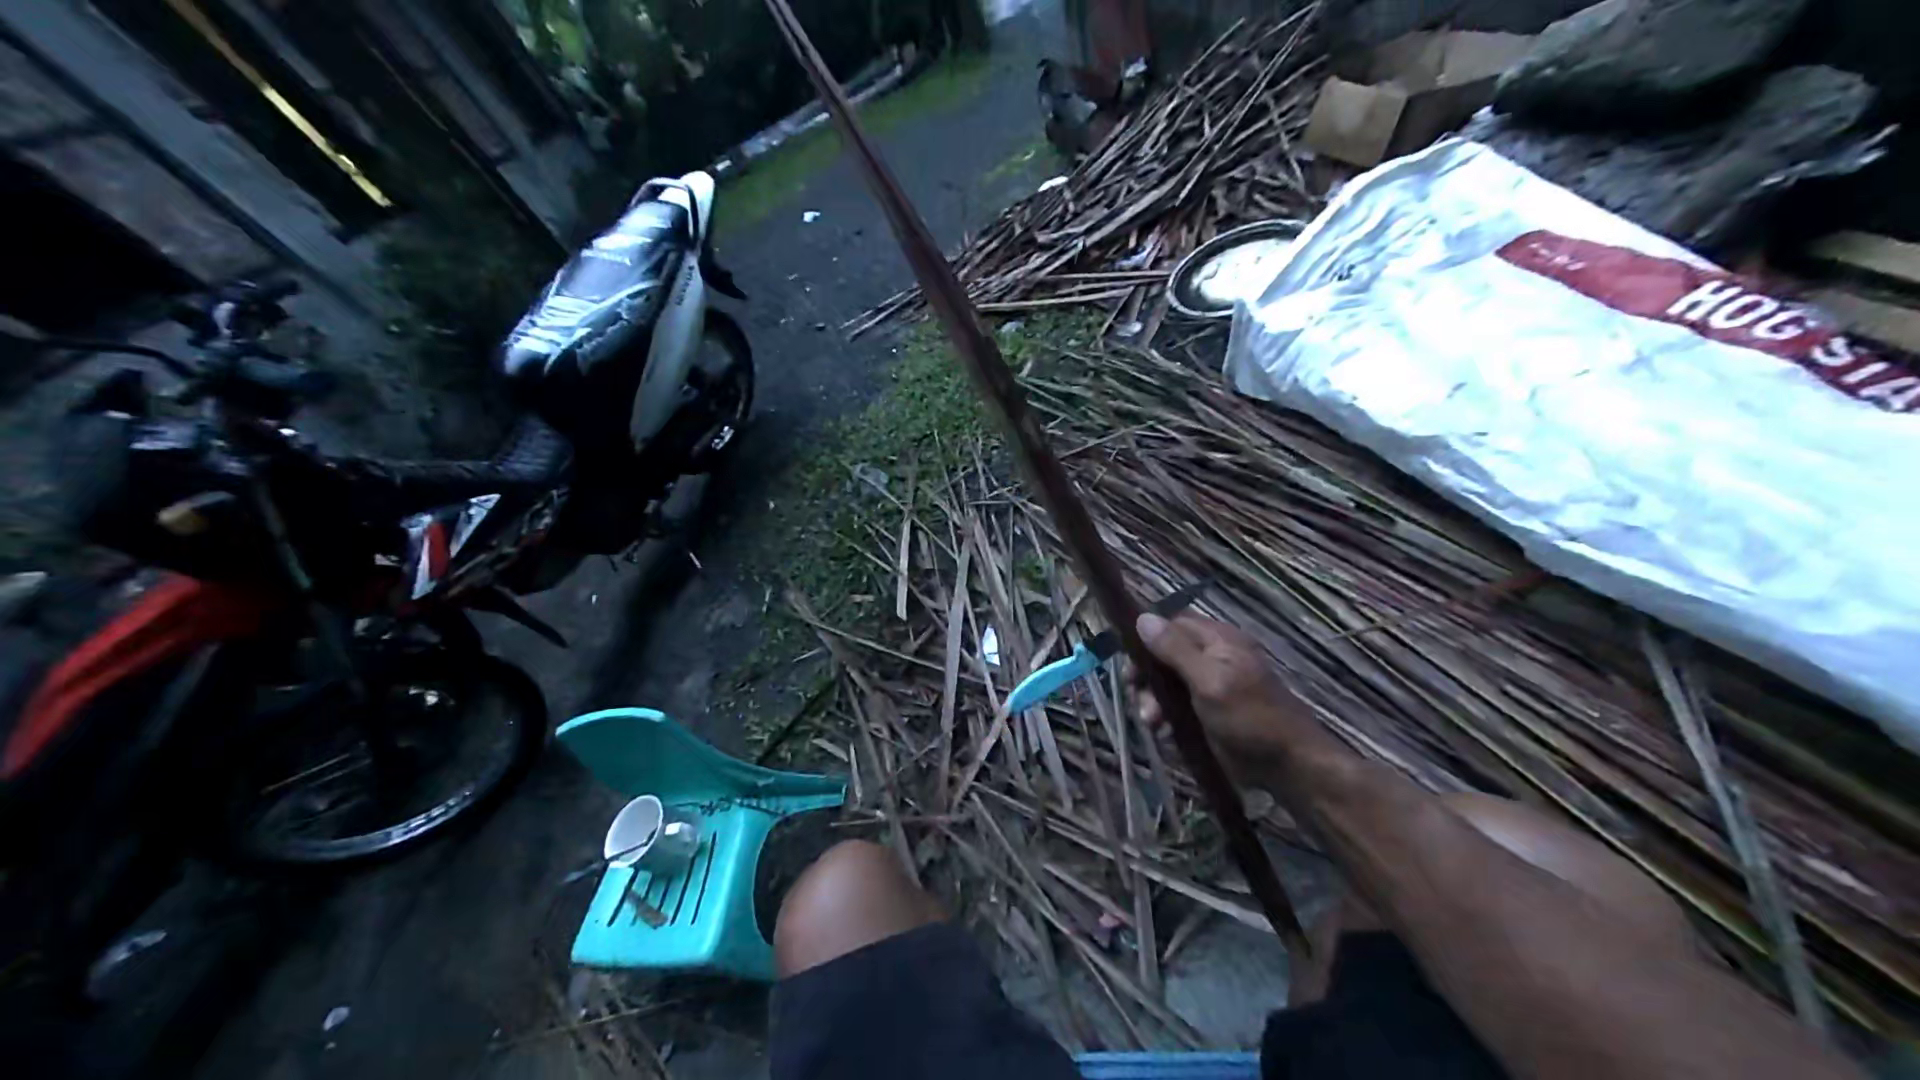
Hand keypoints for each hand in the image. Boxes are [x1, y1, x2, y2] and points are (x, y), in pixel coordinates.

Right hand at [1133, 613, 1319, 766]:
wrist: (1288, 766)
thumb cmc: (1250, 717)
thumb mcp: (1209, 680)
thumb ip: (1175, 649)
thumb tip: (1142, 618)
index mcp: (1218, 640)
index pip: (1172, 625)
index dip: (1147, 641)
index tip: (1131, 666)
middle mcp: (1212, 657)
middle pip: (1164, 654)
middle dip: (1147, 677)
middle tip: (1137, 697)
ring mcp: (1210, 686)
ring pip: (1167, 683)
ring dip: (1152, 700)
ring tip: (1152, 722)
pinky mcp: (1208, 712)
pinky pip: (1176, 705)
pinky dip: (1166, 716)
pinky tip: (1163, 732)